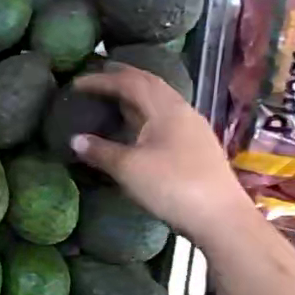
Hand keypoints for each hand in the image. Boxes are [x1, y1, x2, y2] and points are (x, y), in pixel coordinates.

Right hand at [69, 63, 256, 248]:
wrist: (219, 216)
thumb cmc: (171, 186)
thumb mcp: (128, 169)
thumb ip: (100, 151)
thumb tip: (75, 139)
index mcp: (166, 108)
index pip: (130, 82)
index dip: (101, 80)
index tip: (76, 84)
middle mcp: (182, 110)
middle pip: (149, 85)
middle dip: (122, 78)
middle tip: (97, 78)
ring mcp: (192, 128)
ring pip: (159, 101)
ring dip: (135, 95)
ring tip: (114, 98)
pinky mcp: (195, 146)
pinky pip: (165, 118)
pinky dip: (144, 113)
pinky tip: (138, 126)